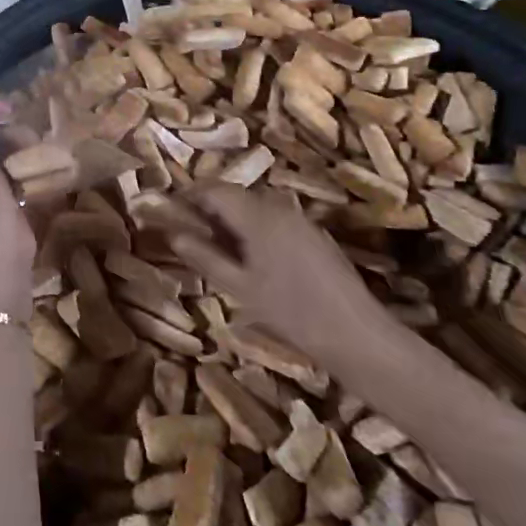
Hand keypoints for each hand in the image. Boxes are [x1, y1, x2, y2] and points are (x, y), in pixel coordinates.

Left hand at [0, 99, 37, 317]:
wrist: (2, 271)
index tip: (7, 109)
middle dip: (6, 133)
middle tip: (26, 143)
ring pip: (0, 153)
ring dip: (19, 151)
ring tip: (36, 160)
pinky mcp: (2, 200)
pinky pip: (12, 173)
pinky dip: (23, 169)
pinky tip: (38, 172)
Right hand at [170, 186, 387, 359]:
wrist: (357, 336)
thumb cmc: (291, 312)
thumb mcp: (239, 287)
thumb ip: (204, 256)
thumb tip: (174, 234)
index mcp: (257, 216)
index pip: (213, 189)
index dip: (188, 196)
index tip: (168, 213)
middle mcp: (279, 208)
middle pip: (234, 194)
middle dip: (207, 207)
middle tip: (188, 233)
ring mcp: (299, 220)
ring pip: (253, 206)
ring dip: (230, 217)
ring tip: (214, 247)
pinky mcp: (312, 234)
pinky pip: (272, 218)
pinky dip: (251, 227)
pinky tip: (248, 257)